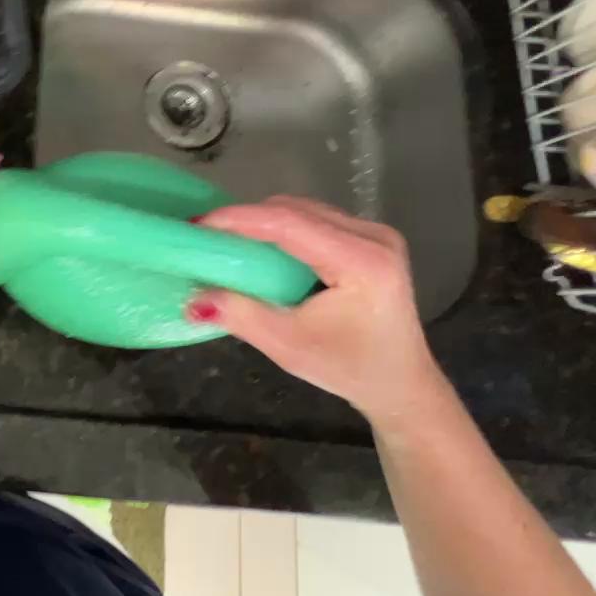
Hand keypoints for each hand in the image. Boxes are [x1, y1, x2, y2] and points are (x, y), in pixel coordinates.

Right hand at [188, 197, 448, 426]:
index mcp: (362, 262)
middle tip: (207, 237)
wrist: (401, 385)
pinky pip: (313, 219)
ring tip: (228, 241)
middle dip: (247, 219)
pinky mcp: (368, 239)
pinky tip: (260, 247)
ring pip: (303, 210)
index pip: (290, 224)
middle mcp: (373, 237)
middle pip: (295, 210)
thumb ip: (241, 316)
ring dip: (263, 221)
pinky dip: (280, 228)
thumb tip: (193, 298)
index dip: (240, 219)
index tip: (198, 225)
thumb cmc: (349, 368)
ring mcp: (374, 234)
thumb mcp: (289, 347)